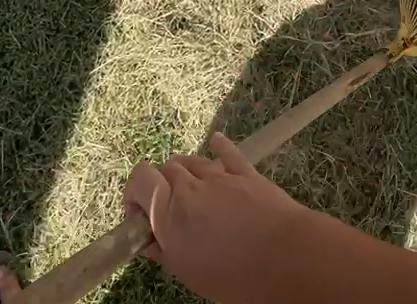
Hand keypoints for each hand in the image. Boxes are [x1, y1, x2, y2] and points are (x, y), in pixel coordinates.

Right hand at [122, 134, 312, 302]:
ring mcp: (220, 175)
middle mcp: (191, 185)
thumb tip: (150, 239)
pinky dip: (219, 147)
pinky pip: (228, 153)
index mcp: (170, 211)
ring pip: (192, 160)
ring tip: (188, 189)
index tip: (139, 215)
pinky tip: (216, 141)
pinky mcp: (246, 172)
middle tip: (167, 210)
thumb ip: (164, 250)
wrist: (283, 257)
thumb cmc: (231, 275)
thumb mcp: (188, 272)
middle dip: (160, 185)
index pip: (139, 179)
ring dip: (184, 171)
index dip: (133, 193)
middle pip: (165, 168)